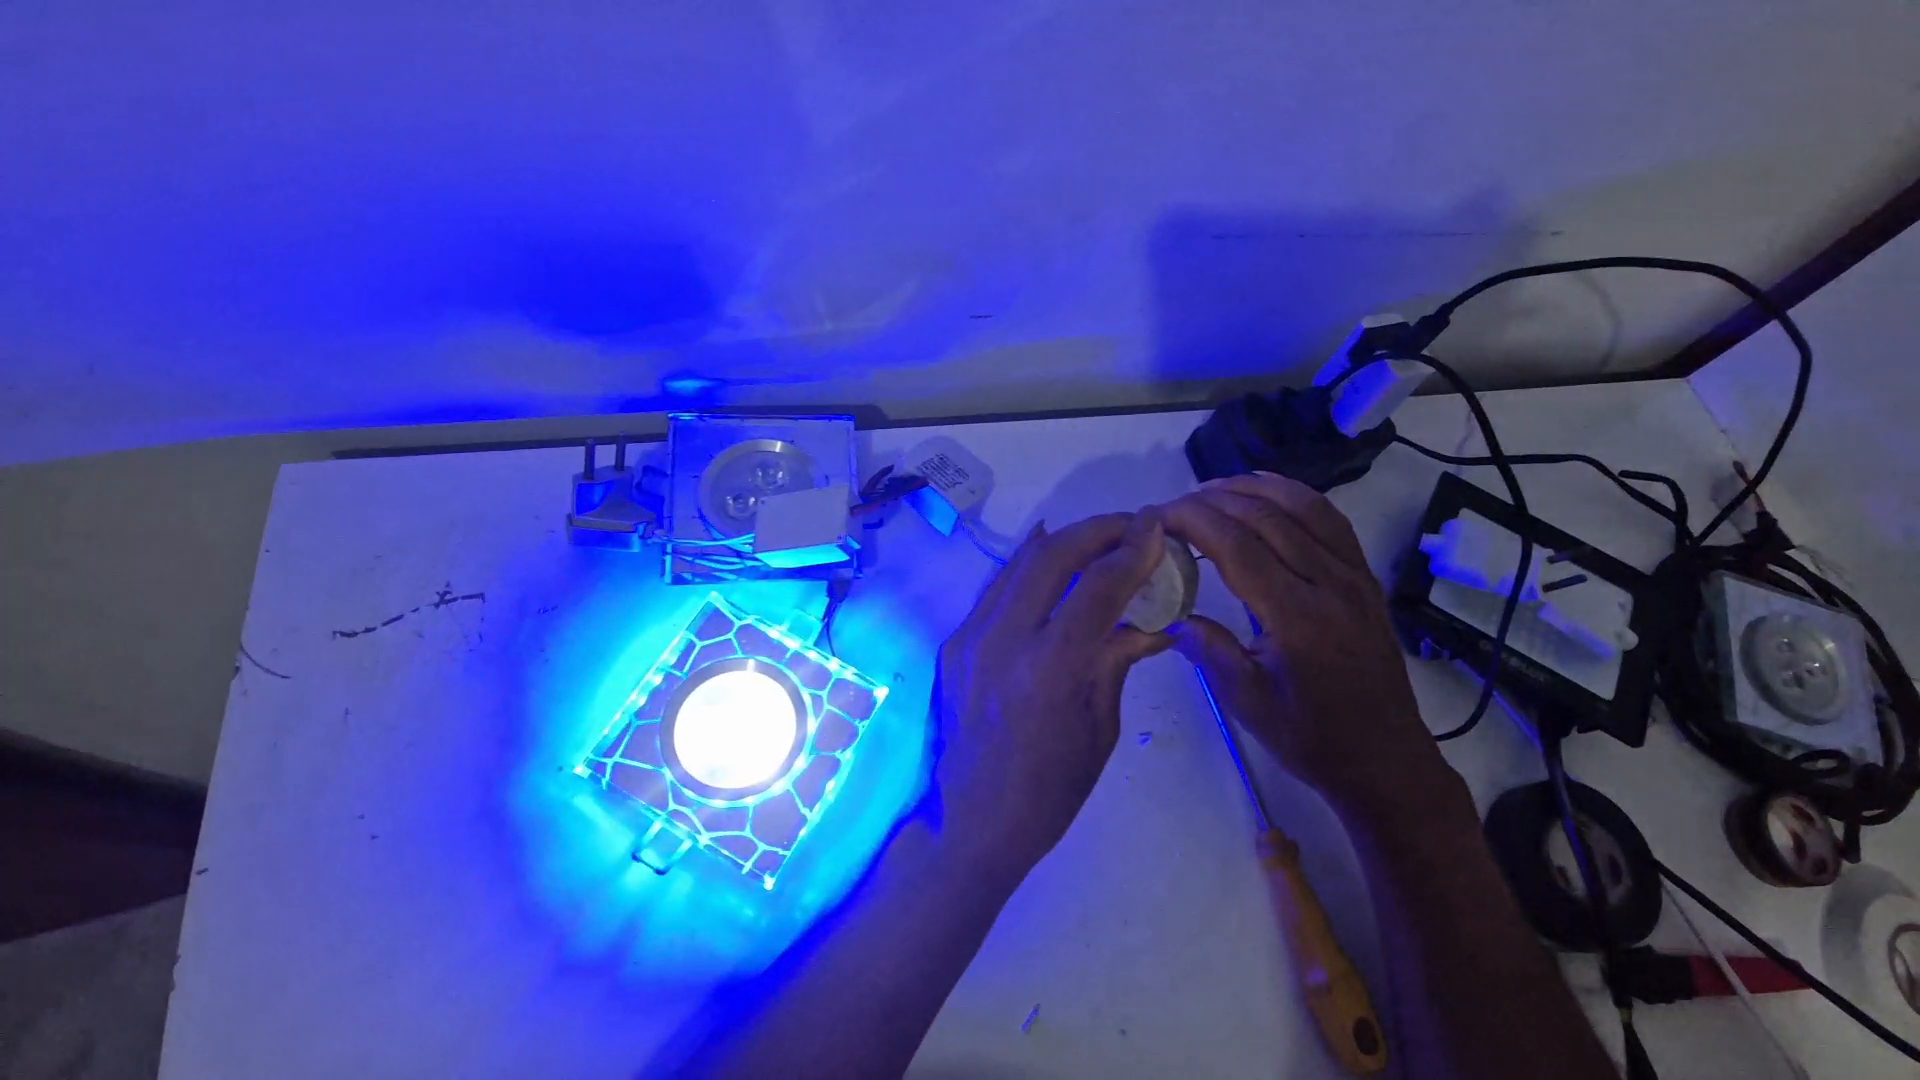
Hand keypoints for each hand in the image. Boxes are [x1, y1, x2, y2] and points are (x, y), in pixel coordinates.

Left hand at [927, 511, 1171, 877]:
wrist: (968, 822)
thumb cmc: (1049, 790)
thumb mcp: (1099, 729)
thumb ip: (1115, 662)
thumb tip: (1146, 624)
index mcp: (1051, 669)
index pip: (1098, 587)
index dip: (1133, 550)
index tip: (1157, 527)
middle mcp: (1004, 640)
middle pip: (1052, 556)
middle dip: (1097, 530)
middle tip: (1131, 526)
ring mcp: (971, 638)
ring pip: (1018, 564)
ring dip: (1062, 541)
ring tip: (1099, 537)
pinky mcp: (953, 643)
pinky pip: (995, 589)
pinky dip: (1026, 565)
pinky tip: (1048, 554)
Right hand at [1159, 474, 1450, 811]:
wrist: (1384, 759)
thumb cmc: (1310, 737)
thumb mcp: (1247, 702)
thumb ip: (1208, 649)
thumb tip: (1173, 615)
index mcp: (1297, 617)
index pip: (1237, 546)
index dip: (1193, 520)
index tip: (1157, 515)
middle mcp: (1329, 584)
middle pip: (1267, 517)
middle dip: (1214, 500)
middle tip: (1174, 506)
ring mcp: (1354, 577)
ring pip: (1303, 508)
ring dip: (1254, 489)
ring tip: (1213, 489)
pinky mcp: (1365, 579)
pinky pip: (1331, 520)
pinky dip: (1296, 497)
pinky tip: (1269, 496)